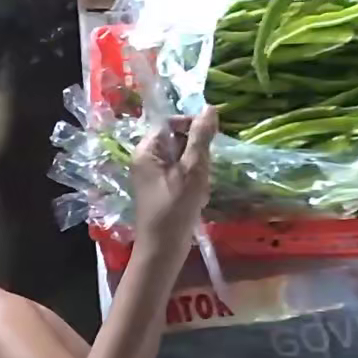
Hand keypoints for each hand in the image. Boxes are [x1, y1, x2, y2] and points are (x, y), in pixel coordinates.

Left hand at [130, 107, 217, 260]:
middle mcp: (146, 159)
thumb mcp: (192, 170)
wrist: (162, 249)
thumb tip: (209, 108)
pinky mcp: (162, 190)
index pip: (170, 122)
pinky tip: (197, 199)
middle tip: (203, 173)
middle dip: (197, 154)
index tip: (211, 140)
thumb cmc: (175, 208)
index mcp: (147, 150)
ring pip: (183, 160)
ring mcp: (153, 176)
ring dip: (197, 171)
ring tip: (199, 189)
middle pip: (178, 140)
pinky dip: (193, 184)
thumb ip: (201, 137)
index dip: (192, 126)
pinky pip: (181, 176)